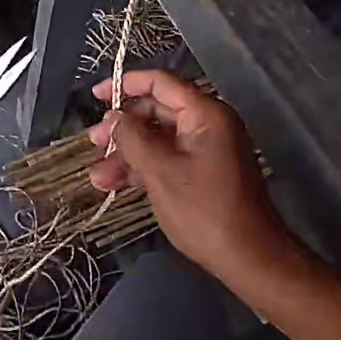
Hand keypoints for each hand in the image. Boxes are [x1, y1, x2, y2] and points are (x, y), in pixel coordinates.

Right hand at [86, 71, 296, 283]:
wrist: (247, 256)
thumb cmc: (204, 211)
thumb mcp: (161, 172)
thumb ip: (133, 138)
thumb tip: (113, 116)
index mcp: (205, 114)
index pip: (161, 83)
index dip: (126, 83)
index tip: (96, 95)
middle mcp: (208, 124)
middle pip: (157, 111)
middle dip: (122, 127)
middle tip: (93, 142)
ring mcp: (206, 149)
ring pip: (158, 139)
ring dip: (127, 154)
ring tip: (97, 175)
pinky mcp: (202, 172)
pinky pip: (168, 159)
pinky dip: (143, 168)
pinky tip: (115, 184)